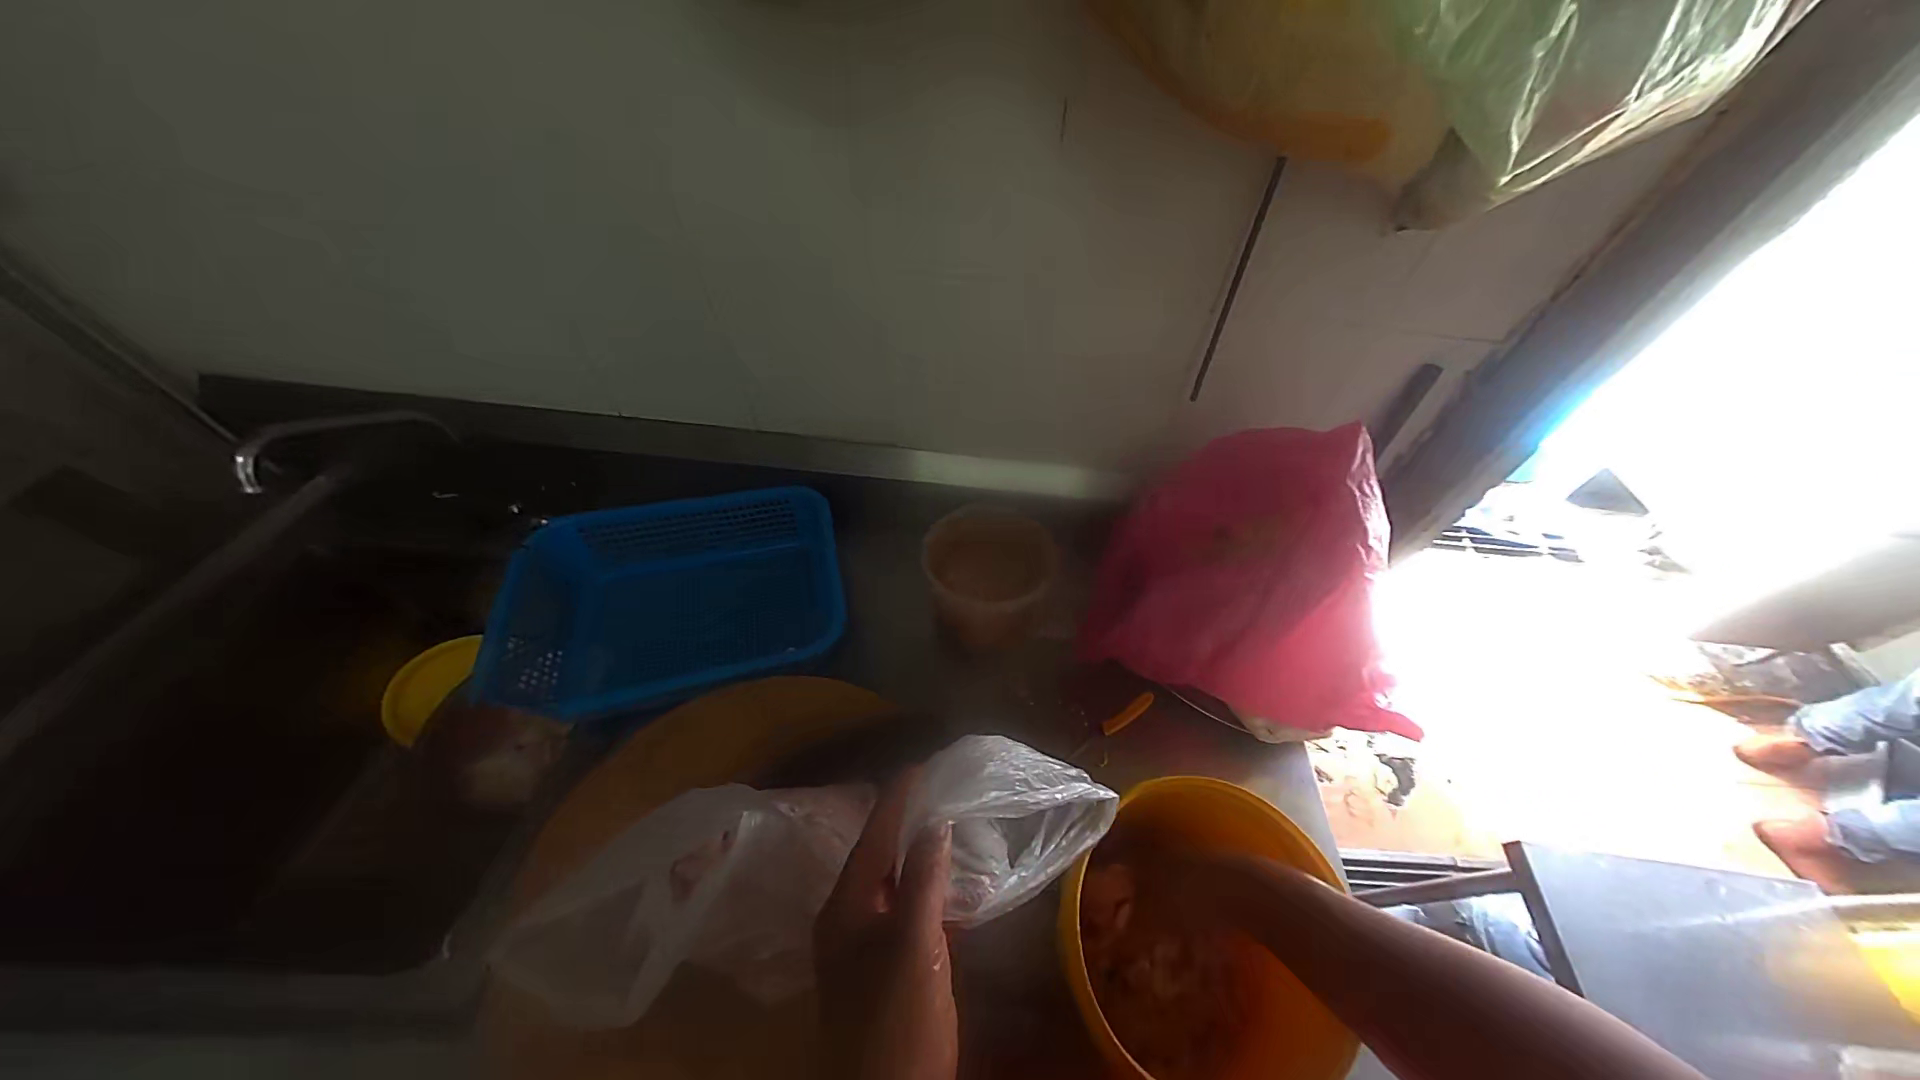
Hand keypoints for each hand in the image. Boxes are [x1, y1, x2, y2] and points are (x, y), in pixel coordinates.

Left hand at [814, 768, 956, 1079]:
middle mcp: (849, 918)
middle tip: (941, 790)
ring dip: (919, 854)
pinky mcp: (886, 968)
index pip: (874, 837)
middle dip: (908, 821)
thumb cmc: (895, 1020)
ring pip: (894, 884)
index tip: (921, 766)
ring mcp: (865, 946)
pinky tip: (953, 884)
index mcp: (846, 906)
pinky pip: (906, 912)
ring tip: (949, 822)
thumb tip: (936, 823)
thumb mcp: (912, 946)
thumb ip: (922, 881)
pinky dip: (929, 891)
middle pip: (880, 856)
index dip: (897, 800)